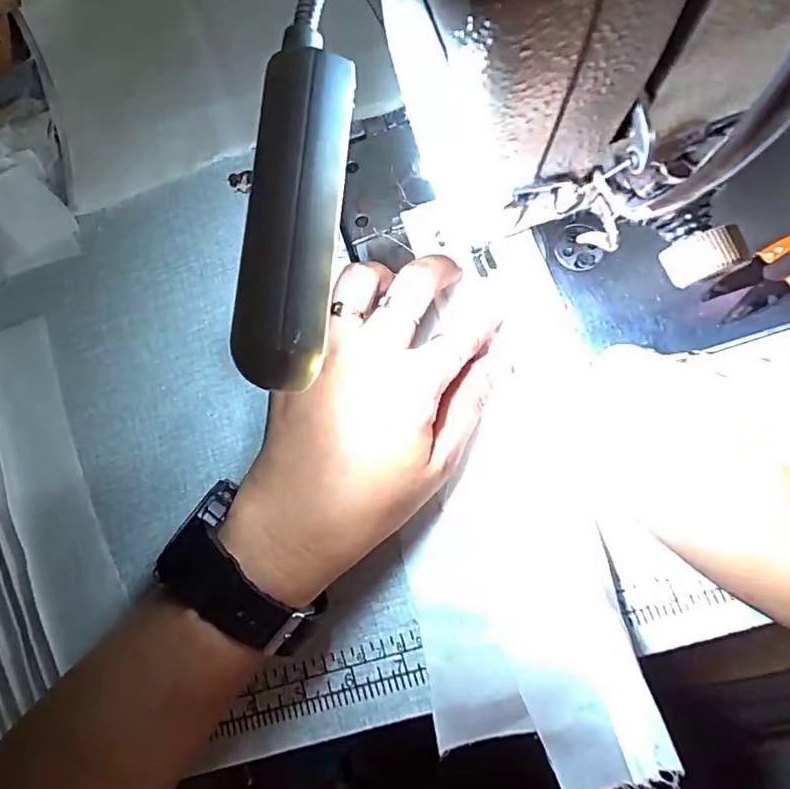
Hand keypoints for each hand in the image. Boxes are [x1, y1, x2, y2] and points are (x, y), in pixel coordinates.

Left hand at [220, 257, 498, 605]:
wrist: (295, 518)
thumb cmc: (365, 502)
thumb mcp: (436, 464)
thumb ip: (468, 404)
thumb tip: (492, 366)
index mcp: (412, 384)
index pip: (461, 335)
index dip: (485, 319)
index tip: (494, 312)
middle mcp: (370, 355)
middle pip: (412, 285)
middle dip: (441, 270)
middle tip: (451, 275)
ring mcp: (331, 350)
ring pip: (358, 279)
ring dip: (386, 275)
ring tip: (396, 288)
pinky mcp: (303, 357)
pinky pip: (321, 306)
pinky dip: (343, 297)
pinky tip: (356, 313)